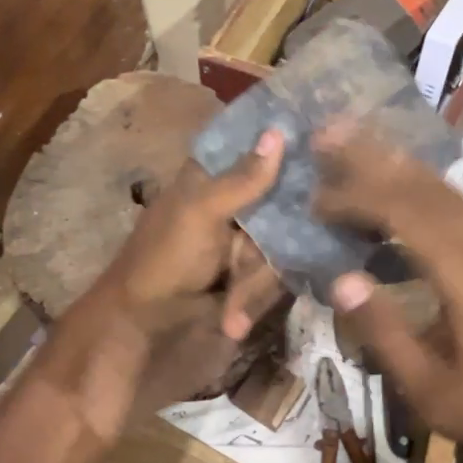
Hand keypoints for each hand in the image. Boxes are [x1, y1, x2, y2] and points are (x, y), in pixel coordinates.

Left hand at [37, 130, 286, 441]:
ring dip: (255, 282)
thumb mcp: (201, 213)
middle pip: (284, 205)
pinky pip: (275, 281)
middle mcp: (234, 208)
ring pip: (284, 249)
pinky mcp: (250, 281)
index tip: (322, 153)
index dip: (287, 152)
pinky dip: (253, 300)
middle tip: (254, 260)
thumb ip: (242, 178)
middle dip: (276, 238)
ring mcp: (243, 247)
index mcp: (212, 180)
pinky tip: (232, 318)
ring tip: (229, 303)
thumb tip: (278, 131)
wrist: (140, 331)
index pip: (258, 151)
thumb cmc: (163, 260)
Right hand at [313, 127, 462, 462]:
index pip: (406, 215)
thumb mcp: (427, 387)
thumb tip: (340, 278)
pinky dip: (423, 185)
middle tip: (329, 135)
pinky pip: (460, 206)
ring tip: (357, 142)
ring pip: (446, 189)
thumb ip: (385, 331)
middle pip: (426, 187)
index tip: (317, 200)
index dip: (358, 198)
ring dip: (399, 164)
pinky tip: (402, 182)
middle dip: (374, 159)